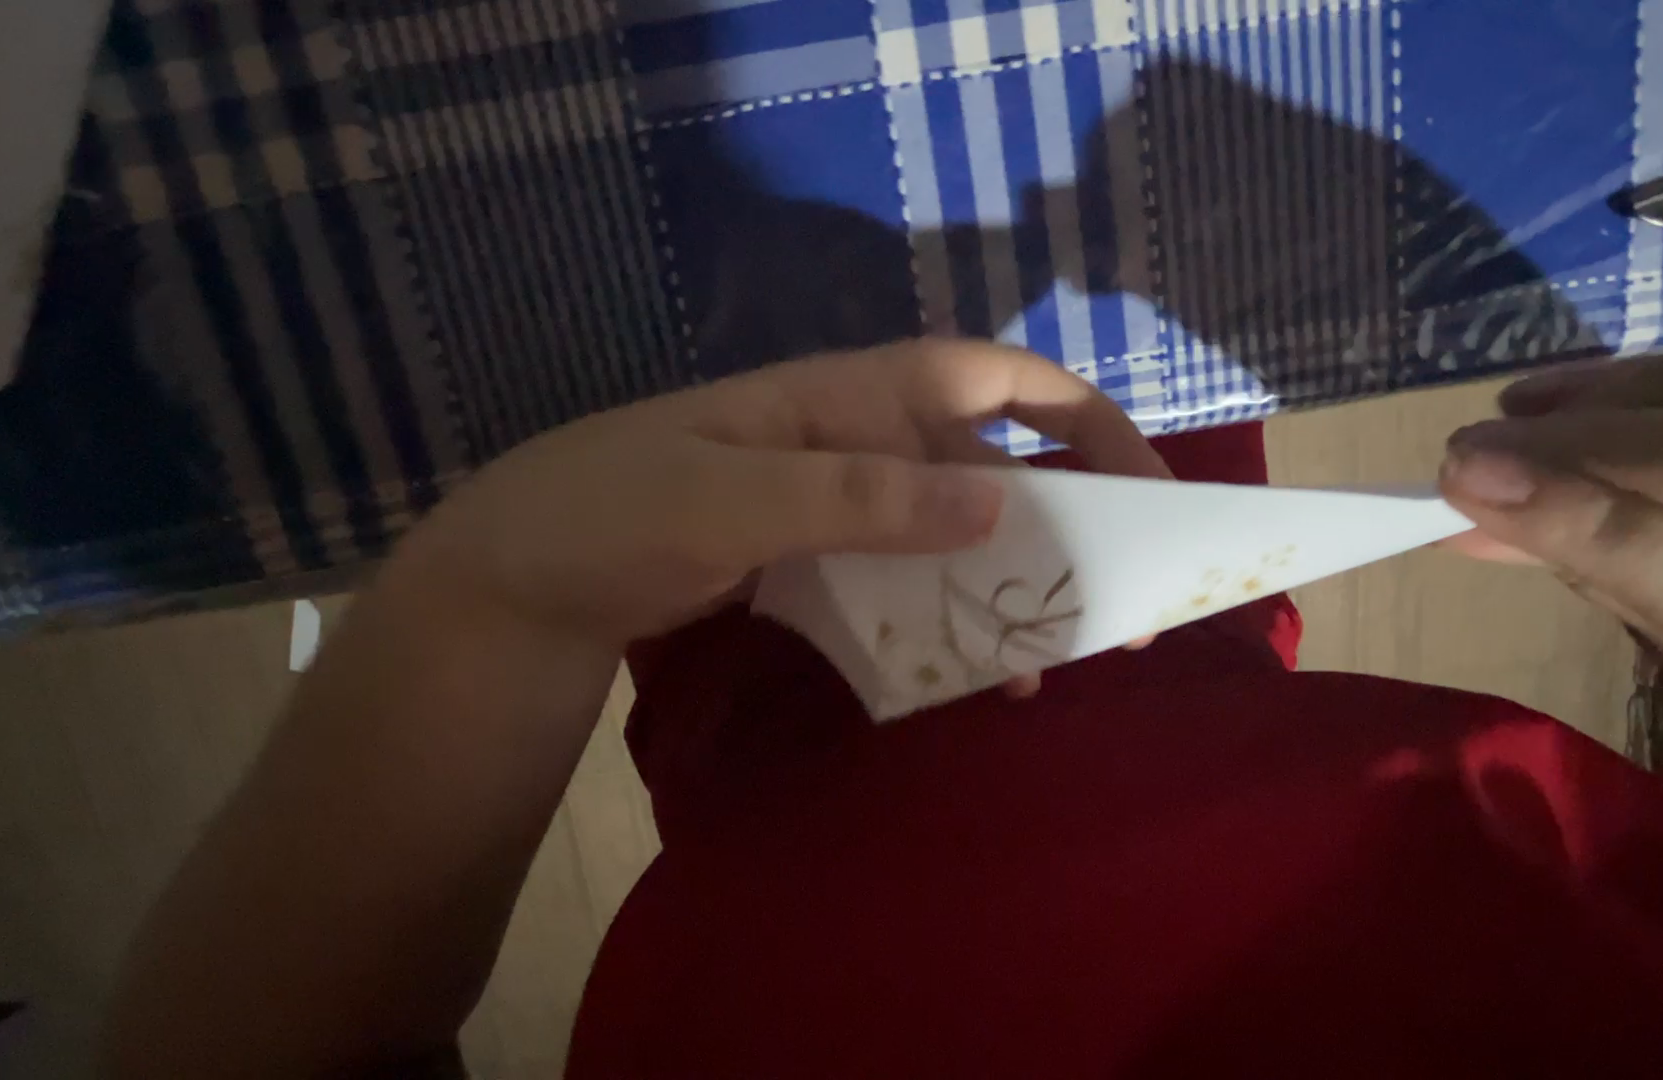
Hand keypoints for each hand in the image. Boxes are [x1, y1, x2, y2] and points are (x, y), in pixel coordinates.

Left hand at [402, 338, 1170, 650]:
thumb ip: (856, 495)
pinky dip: (950, 616)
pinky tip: (978, 671)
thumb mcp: (730, 496)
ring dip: (1012, 580)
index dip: (1077, 412)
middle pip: (990, 462)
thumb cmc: (611, 512)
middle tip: (1124, 595)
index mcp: (846, 399)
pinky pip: (908, 579)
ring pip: (955, 530)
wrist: (521, 583)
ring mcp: (839, 507)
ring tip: (1061, 651)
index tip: (1142, 477)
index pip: (989, 377)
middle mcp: (858, 444)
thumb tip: (997, 500)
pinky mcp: (817, 561)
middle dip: (1066, 515)